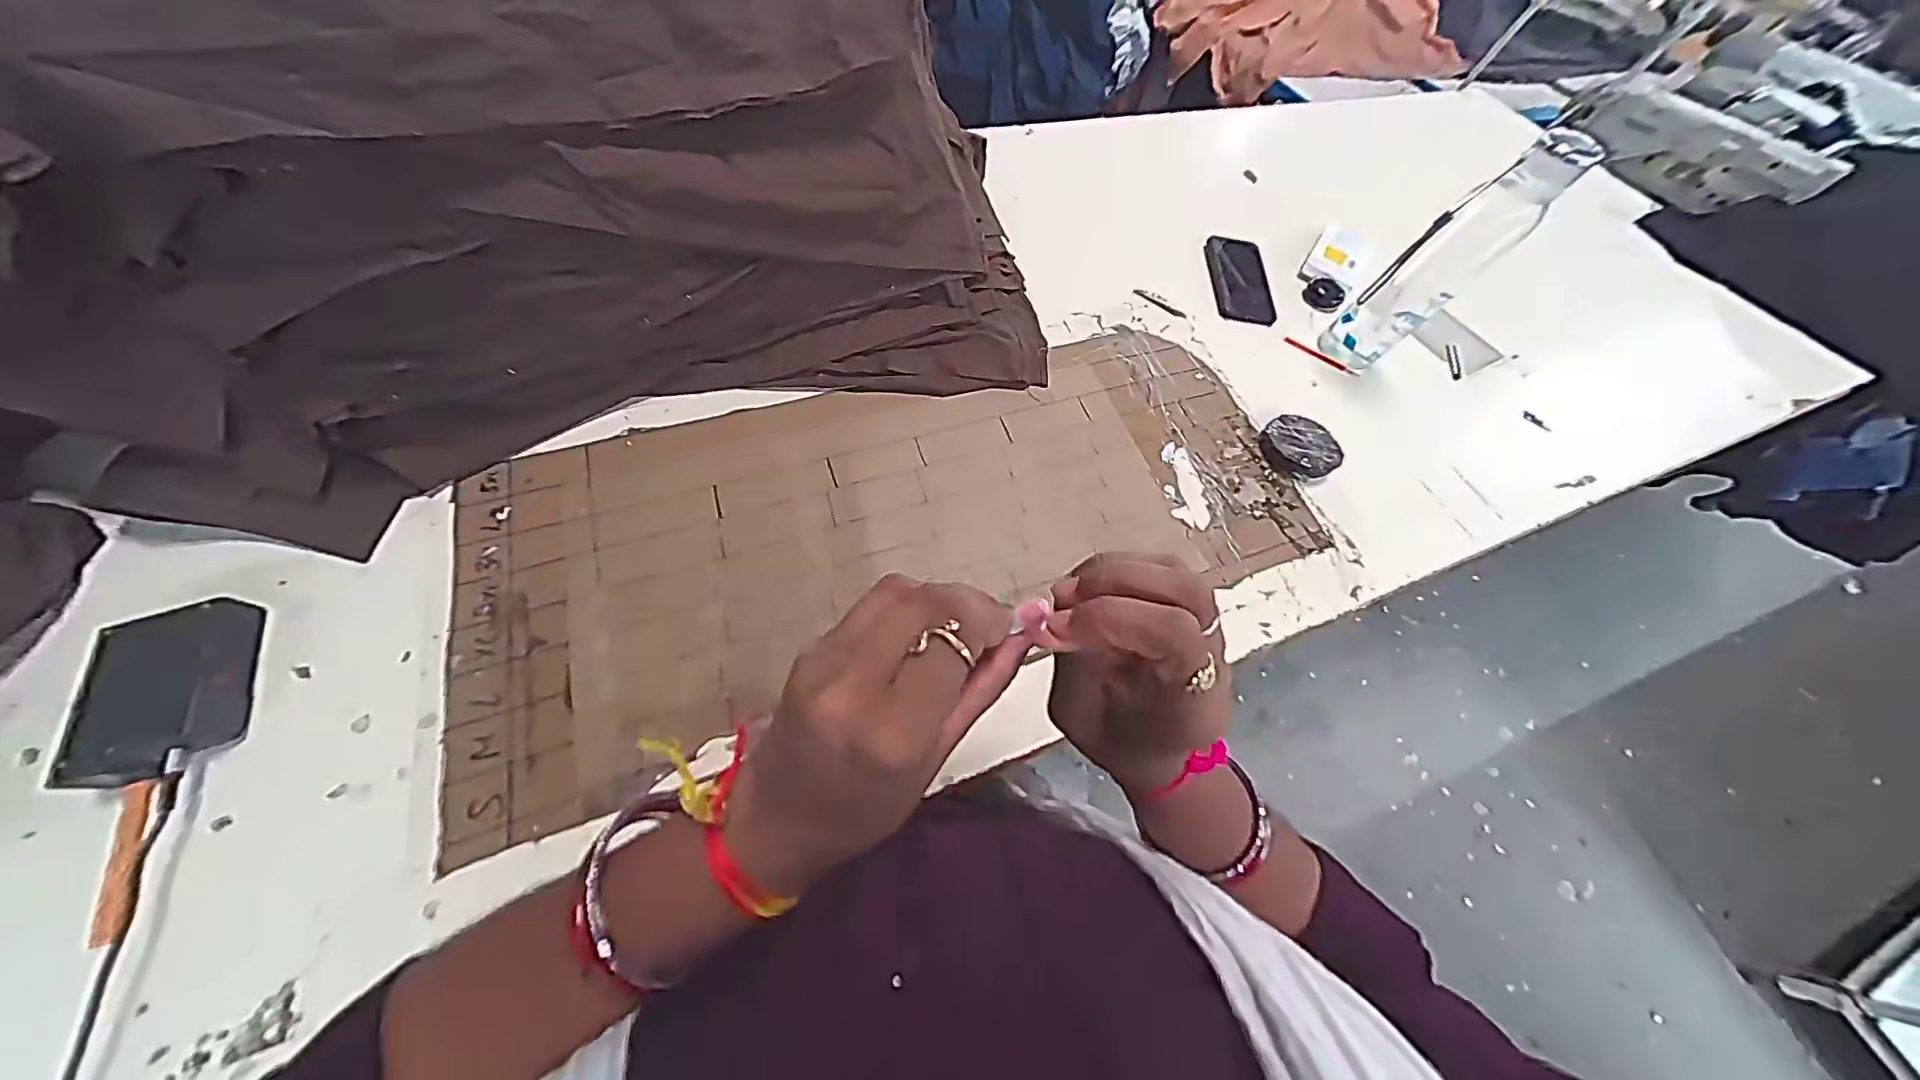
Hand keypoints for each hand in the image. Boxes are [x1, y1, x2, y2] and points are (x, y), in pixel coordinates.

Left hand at [722, 575, 1025, 895]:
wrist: (775, 815)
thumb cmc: (863, 810)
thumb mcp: (934, 762)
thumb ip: (979, 693)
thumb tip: (1017, 639)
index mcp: (889, 734)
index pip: (951, 648)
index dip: (987, 629)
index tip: (1007, 632)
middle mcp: (851, 687)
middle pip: (922, 603)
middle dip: (967, 602)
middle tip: (988, 622)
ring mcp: (823, 660)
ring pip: (895, 592)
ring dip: (938, 598)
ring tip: (956, 627)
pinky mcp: (811, 646)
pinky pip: (872, 605)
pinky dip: (909, 607)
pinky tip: (920, 635)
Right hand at [1045, 553, 1227, 798]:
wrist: (1158, 744)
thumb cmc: (1120, 737)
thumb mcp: (1081, 716)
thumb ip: (1067, 662)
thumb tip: (1043, 620)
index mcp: (1192, 691)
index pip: (1171, 631)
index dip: (1110, 617)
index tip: (1060, 627)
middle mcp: (1211, 648)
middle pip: (1179, 587)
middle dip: (1110, 583)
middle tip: (1061, 602)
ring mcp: (1206, 619)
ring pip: (1171, 569)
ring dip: (1112, 571)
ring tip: (1071, 594)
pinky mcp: (1188, 600)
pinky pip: (1158, 567)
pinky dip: (1117, 569)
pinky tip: (1088, 589)